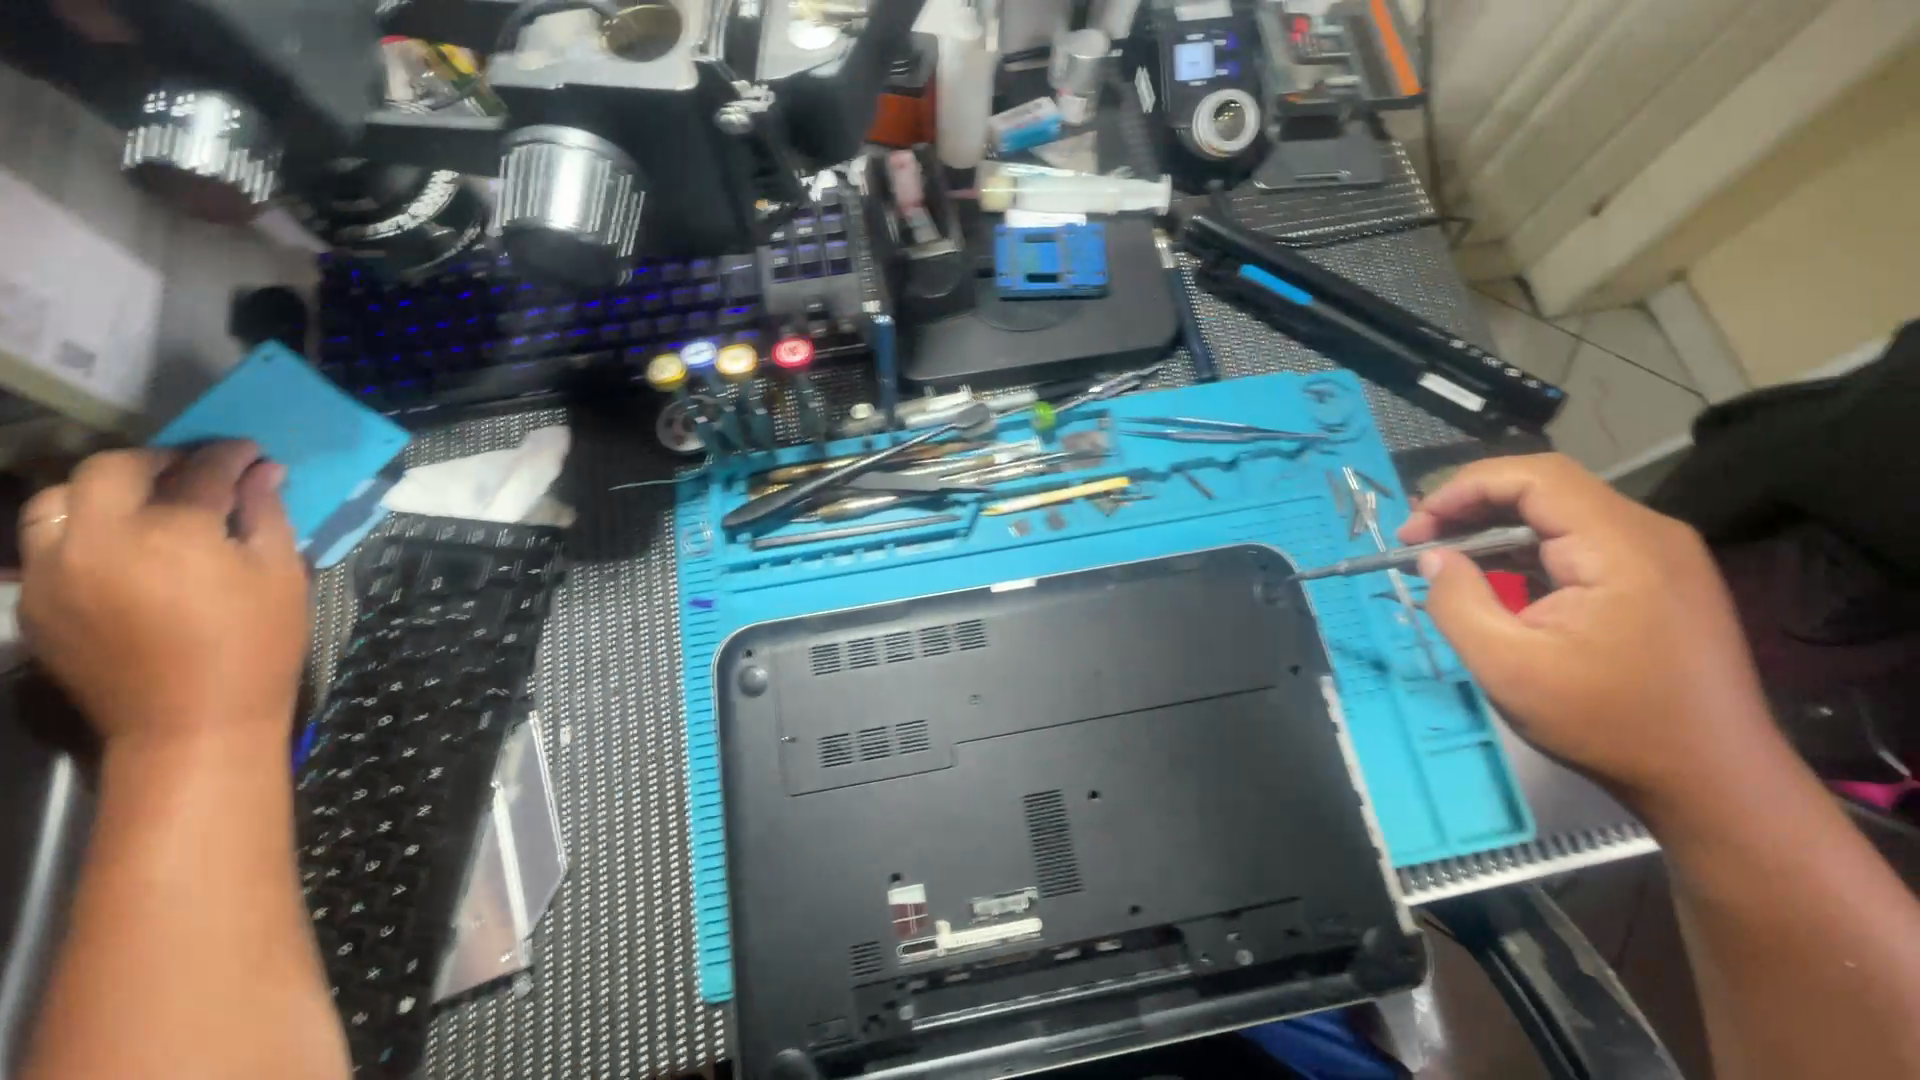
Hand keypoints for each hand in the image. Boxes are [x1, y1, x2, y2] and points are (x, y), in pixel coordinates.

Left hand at [18, 442, 309, 749]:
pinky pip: (45, 545)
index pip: (200, 471)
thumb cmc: (256, 646)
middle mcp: (100, 539)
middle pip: (113, 470)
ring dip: (103, 491)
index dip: (229, 456)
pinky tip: (119, 549)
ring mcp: (54, 570)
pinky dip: (81, 532)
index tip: (249, 453)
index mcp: (172, 532)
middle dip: (158, 462)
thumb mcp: (281, 575)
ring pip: (60, 500)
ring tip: (141, 506)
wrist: (192, 723)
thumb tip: (262, 473)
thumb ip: (265, 515)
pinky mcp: (34, 600)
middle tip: (194, 473)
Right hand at [1399, 453, 1774, 802]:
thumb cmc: (1607, 723)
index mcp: (1621, 546)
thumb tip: (1433, 559)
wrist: (1712, 780)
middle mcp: (1650, 534)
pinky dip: (1530, 550)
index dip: (1463, 489)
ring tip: (1447, 558)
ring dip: (1498, 529)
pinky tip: (1498, 578)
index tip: (1414, 529)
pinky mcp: (1661, 580)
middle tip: (1420, 542)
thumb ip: (1458, 603)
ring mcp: (1662, 556)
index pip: (1534, 477)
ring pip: (1564, 514)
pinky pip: (1584, 543)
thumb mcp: (1509, 668)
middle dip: (1473, 507)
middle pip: (1548, 489)